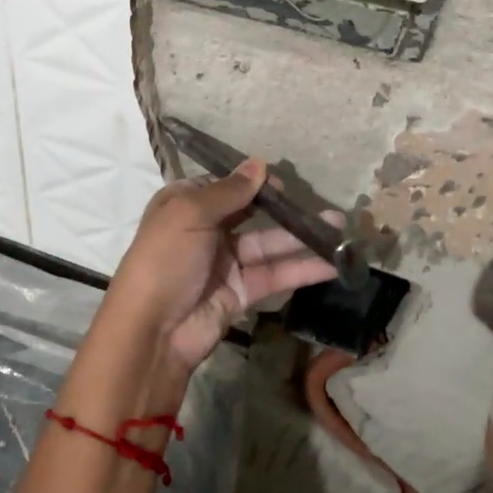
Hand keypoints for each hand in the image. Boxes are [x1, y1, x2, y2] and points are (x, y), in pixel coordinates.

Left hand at [106, 158, 339, 371]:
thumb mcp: (190, 213)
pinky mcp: (241, 293)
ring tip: (339, 227)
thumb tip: (259, 163)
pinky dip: (303, 268)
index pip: (223, 186)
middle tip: (322, 203)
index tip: (283, 181)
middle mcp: (205, 230)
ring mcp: (224, 262)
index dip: (252, 182)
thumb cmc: (165, 258)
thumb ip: (228, 191)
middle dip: (284, 209)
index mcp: (184, 205)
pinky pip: (275, 274)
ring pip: (268, 244)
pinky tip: (333, 262)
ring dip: (301, 237)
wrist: (153, 329)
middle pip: (250, 214)